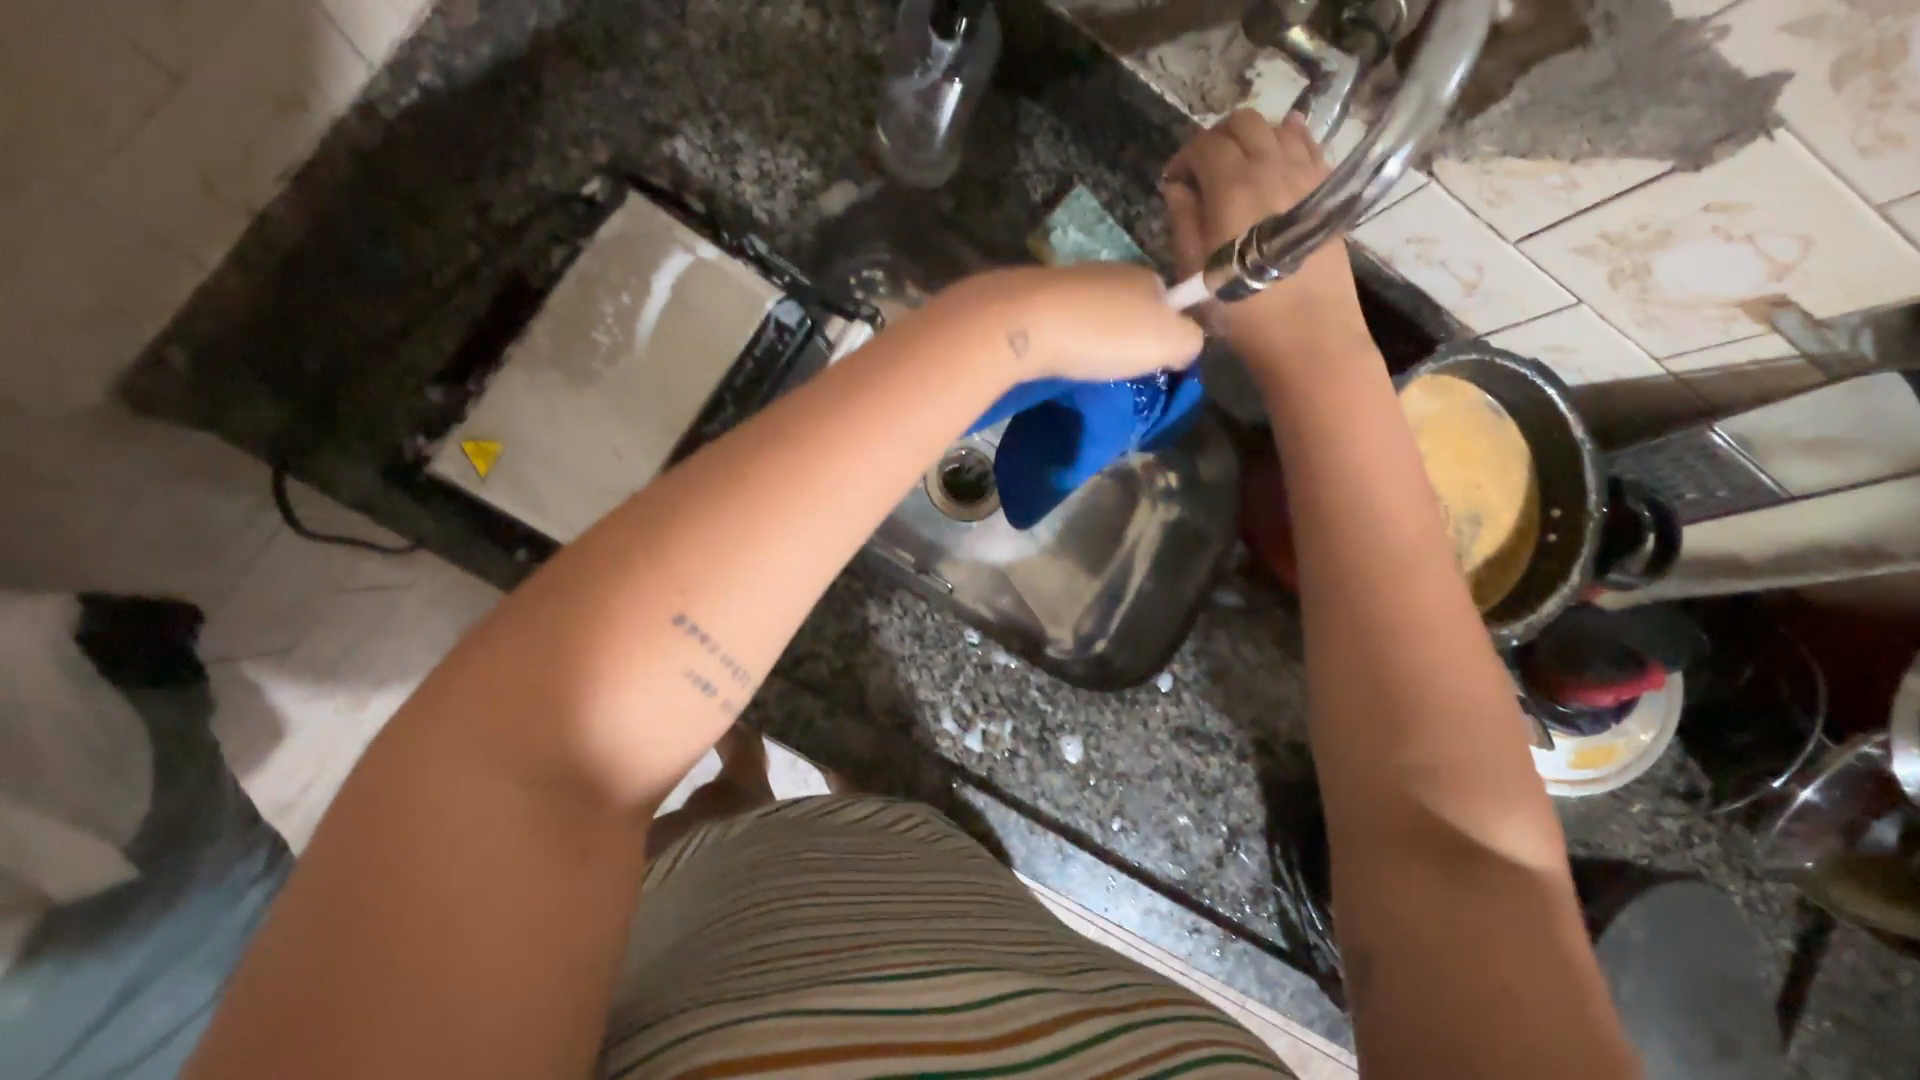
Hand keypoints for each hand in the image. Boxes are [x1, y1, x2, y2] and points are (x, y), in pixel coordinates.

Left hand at [930, 263, 1203, 382]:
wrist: (1023, 323)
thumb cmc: (1105, 333)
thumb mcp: (1170, 342)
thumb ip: (1190, 341)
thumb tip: (1184, 345)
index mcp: (1144, 275)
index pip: (1168, 300)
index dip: (1166, 332)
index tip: (1153, 363)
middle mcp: (1107, 270)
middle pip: (1128, 307)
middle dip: (1126, 336)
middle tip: (1119, 371)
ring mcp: (1066, 282)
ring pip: (1090, 315)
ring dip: (1091, 340)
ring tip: (1086, 370)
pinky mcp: (1031, 300)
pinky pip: (1059, 324)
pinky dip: (1061, 342)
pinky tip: (1056, 360)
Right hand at [1162, 110, 1375, 376]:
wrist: (1309, 334)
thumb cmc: (1244, 311)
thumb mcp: (1197, 272)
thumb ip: (1183, 221)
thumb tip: (1178, 188)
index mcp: (1232, 187)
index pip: (1203, 144)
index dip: (1183, 157)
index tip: (1173, 181)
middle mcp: (1271, 167)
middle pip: (1243, 122)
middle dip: (1216, 138)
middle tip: (1204, 170)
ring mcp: (1305, 174)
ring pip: (1277, 126)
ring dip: (1252, 138)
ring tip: (1240, 168)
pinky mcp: (1326, 189)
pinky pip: (1308, 144)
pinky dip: (1288, 140)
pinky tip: (1277, 156)